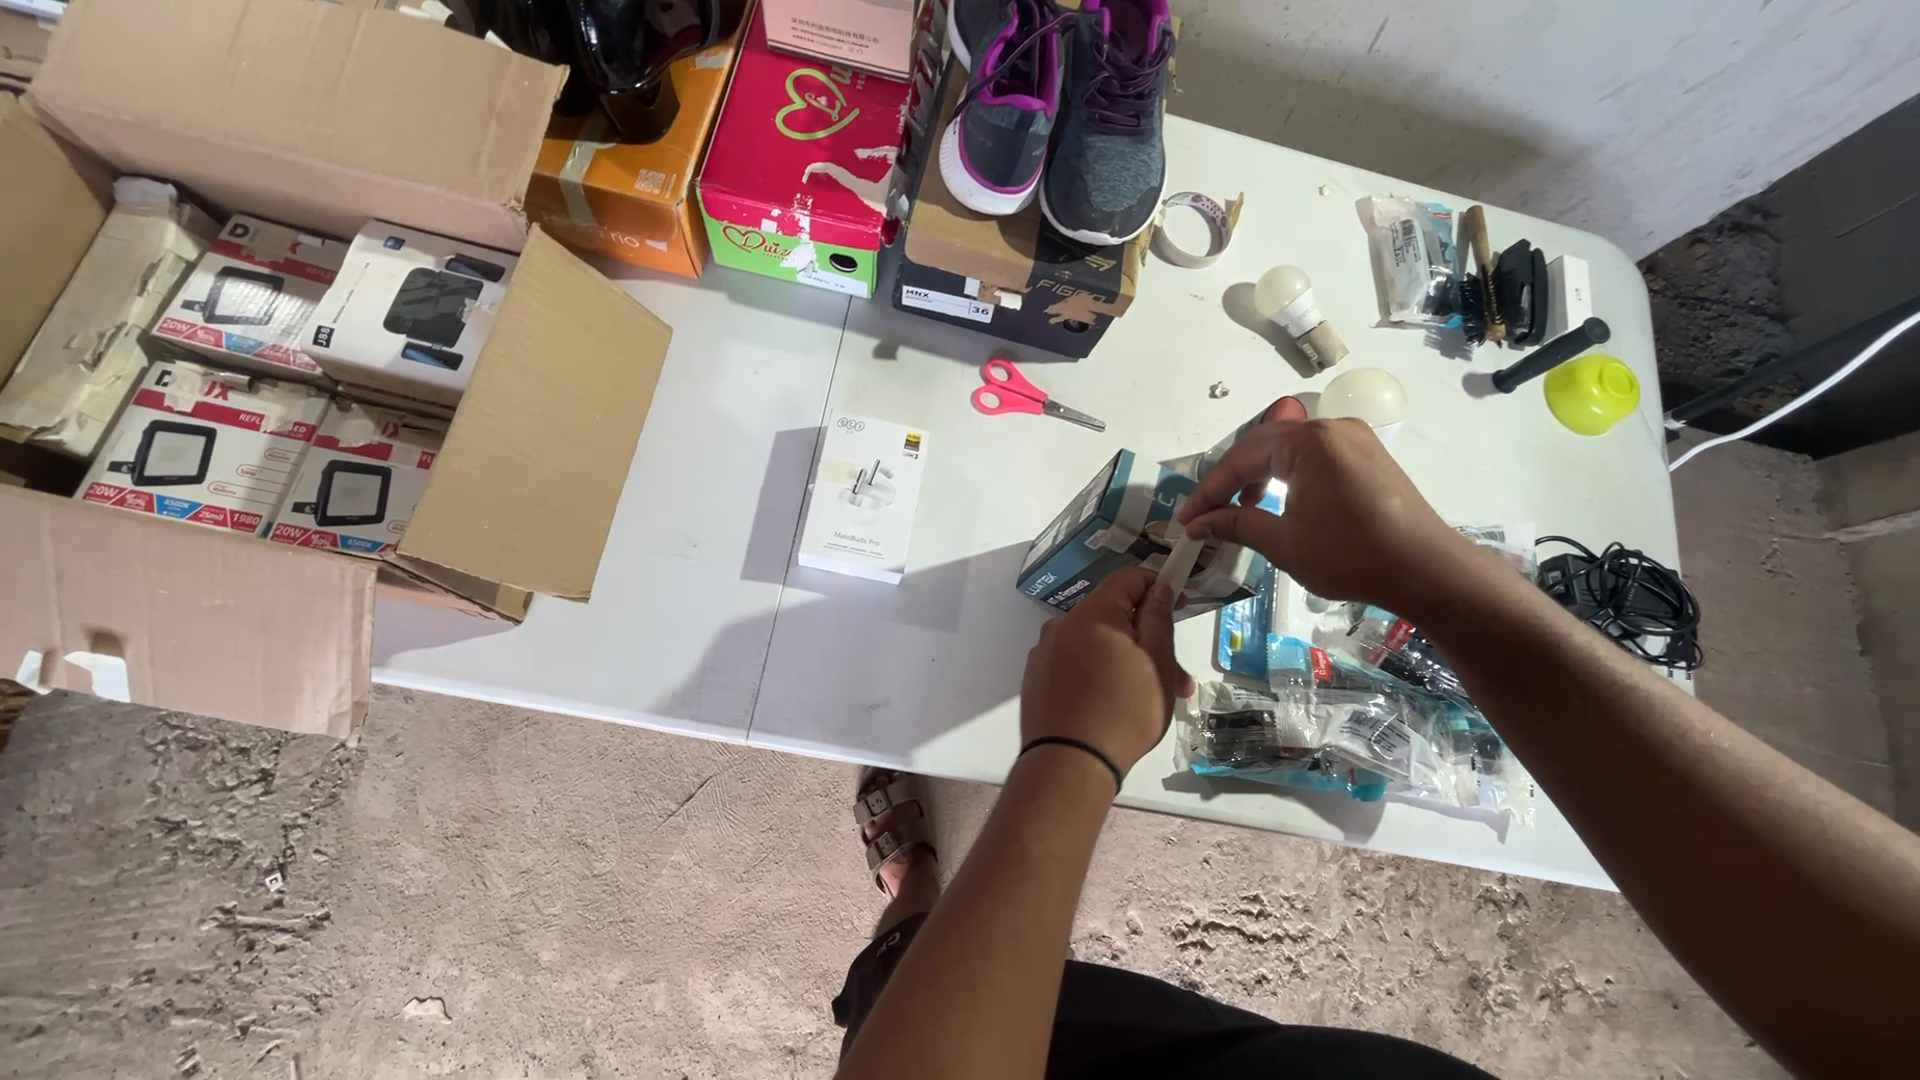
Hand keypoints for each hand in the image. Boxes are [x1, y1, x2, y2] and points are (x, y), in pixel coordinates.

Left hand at [1020, 568, 1191, 775]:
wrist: (1069, 763)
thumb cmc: (1124, 710)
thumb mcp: (1156, 660)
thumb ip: (1157, 617)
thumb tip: (1158, 588)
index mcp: (1092, 613)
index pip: (1127, 578)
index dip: (1158, 586)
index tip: (1181, 605)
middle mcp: (1062, 625)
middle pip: (1113, 617)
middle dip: (1149, 639)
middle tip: (1178, 679)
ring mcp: (1045, 653)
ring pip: (1096, 645)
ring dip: (1128, 662)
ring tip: (1152, 699)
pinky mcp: (1036, 680)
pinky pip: (1075, 665)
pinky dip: (1100, 675)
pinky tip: (1114, 706)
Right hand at [1176, 398, 1477, 616]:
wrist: (1427, 570)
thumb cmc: (1351, 556)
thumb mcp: (1284, 543)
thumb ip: (1236, 524)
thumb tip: (1197, 524)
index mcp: (1308, 443)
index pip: (1241, 460)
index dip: (1209, 492)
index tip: (1186, 520)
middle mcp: (1330, 428)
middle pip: (1262, 444)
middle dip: (1230, 479)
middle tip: (1206, 512)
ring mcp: (1352, 438)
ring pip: (1287, 447)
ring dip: (1258, 474)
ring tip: (1239, 508)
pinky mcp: (1365, 453)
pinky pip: (1312, 454)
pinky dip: (1286, 473)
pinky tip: (1278, 500)